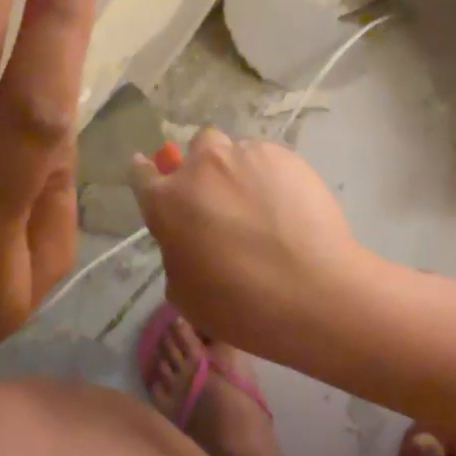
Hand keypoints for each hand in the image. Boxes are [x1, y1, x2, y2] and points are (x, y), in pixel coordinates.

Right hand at [128, 128, 366, 357]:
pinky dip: (272, 178)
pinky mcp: (287, 157)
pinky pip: (269, 160)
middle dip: (203, 170)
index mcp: (167, 202)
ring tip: (260, 208)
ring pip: (235, 153)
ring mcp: (246, 156)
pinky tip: (287, 210)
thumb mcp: (184, 292)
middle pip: (195, 150)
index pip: (142, 174)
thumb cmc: (240, 305)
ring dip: (239, 173)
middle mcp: (202, 167)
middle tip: (220, 203)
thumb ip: (176, 252)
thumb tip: (188, 237)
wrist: (314, 293)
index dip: (147, 175)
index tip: (155, 178)